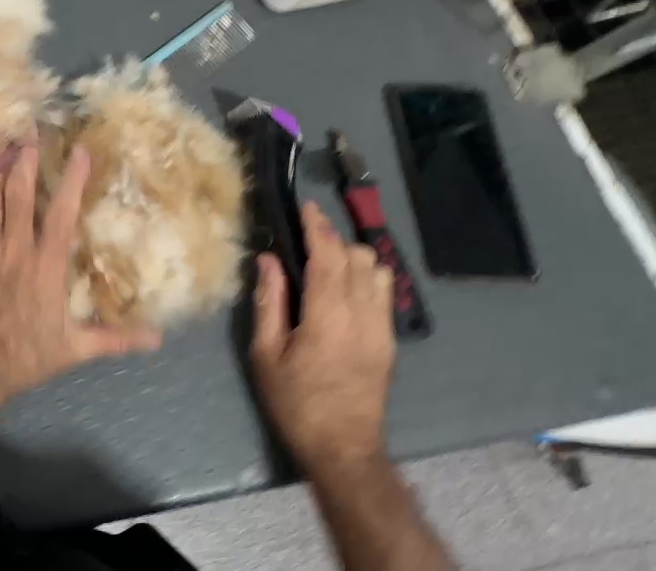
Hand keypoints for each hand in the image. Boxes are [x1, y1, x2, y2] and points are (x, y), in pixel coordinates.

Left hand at [0, 143, 162, 406]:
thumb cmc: (27, 354)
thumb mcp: (75, 349)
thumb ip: (115, 338)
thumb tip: (158, 338)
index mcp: (47, 266)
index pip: (63, 214)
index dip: (72, 180)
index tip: (80, 151)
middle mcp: (17, 248)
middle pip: (21, 193)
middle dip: (27, 160)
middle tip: (32, 133)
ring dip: (2, 168)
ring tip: (9, 144)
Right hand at [249, 201, 395, 473]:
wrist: (344, 449)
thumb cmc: (296, 402)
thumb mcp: (266, 354)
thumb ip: (269, 301)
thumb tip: (267, 259)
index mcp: (328, 316)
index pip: (328, 256)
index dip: (317, 227)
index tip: (305, 206)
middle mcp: (362, 315)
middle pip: (357, 257)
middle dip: (332, 238)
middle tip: (305, 235)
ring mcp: (382, 328)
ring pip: (377, 271)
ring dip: (352, 256)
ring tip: (326, 258)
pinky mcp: (389, 341)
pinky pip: (384, 293)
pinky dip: (366, 276)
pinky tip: (344, 285)